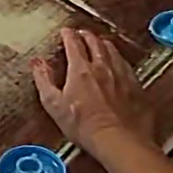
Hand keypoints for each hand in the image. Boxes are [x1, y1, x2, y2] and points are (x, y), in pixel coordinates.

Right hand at [30, 28, 150, 154]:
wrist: (119, 141)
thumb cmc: (84, 126)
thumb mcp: (54, 104)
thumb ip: (44, 80)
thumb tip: (36, 63)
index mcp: (81, 70)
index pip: (74, 44)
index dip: (68, 35)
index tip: (66, 32)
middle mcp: (103, 68)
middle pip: (96, 44)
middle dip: (87, 36)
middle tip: (82, 34)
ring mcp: (122, 76)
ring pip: (113, 52)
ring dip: (104, 44)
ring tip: (101, 43)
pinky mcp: (136, 88)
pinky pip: (127, 66)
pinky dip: (120, 59)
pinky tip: (119, 63)